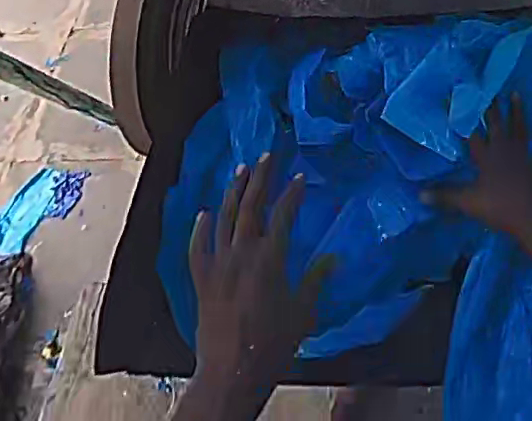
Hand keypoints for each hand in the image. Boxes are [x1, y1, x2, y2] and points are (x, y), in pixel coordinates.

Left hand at [187, 154, 331, 408]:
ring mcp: (219, 265)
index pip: (283, 214)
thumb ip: (316, 281)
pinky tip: (204, 213)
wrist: (231, 375)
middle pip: (251, 206)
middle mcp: (242, 254)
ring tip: (241, 170)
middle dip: (261, 178)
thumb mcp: (303, 312)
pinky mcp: (202, 280)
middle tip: (268, 156)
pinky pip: (198, 248)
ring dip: (234, 191)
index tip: (300, 177)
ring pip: (225, 218)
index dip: (293, 193)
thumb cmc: (272, 345)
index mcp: (270, 258)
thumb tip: (333, 259)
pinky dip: (200, 229)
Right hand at [424, 98, 531, 240]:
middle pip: (496, 123)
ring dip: (516, 111)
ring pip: (518, 127)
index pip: (470, 131)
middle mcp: (503, 149)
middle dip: (490, 105)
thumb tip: (420, 193)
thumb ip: (446, 196)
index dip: (461, 116)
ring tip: (516, 93)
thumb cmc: (499, 206)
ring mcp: (522, 155)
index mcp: (486, 156)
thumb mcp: (469, 202)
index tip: (451, 97)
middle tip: (488, 86)